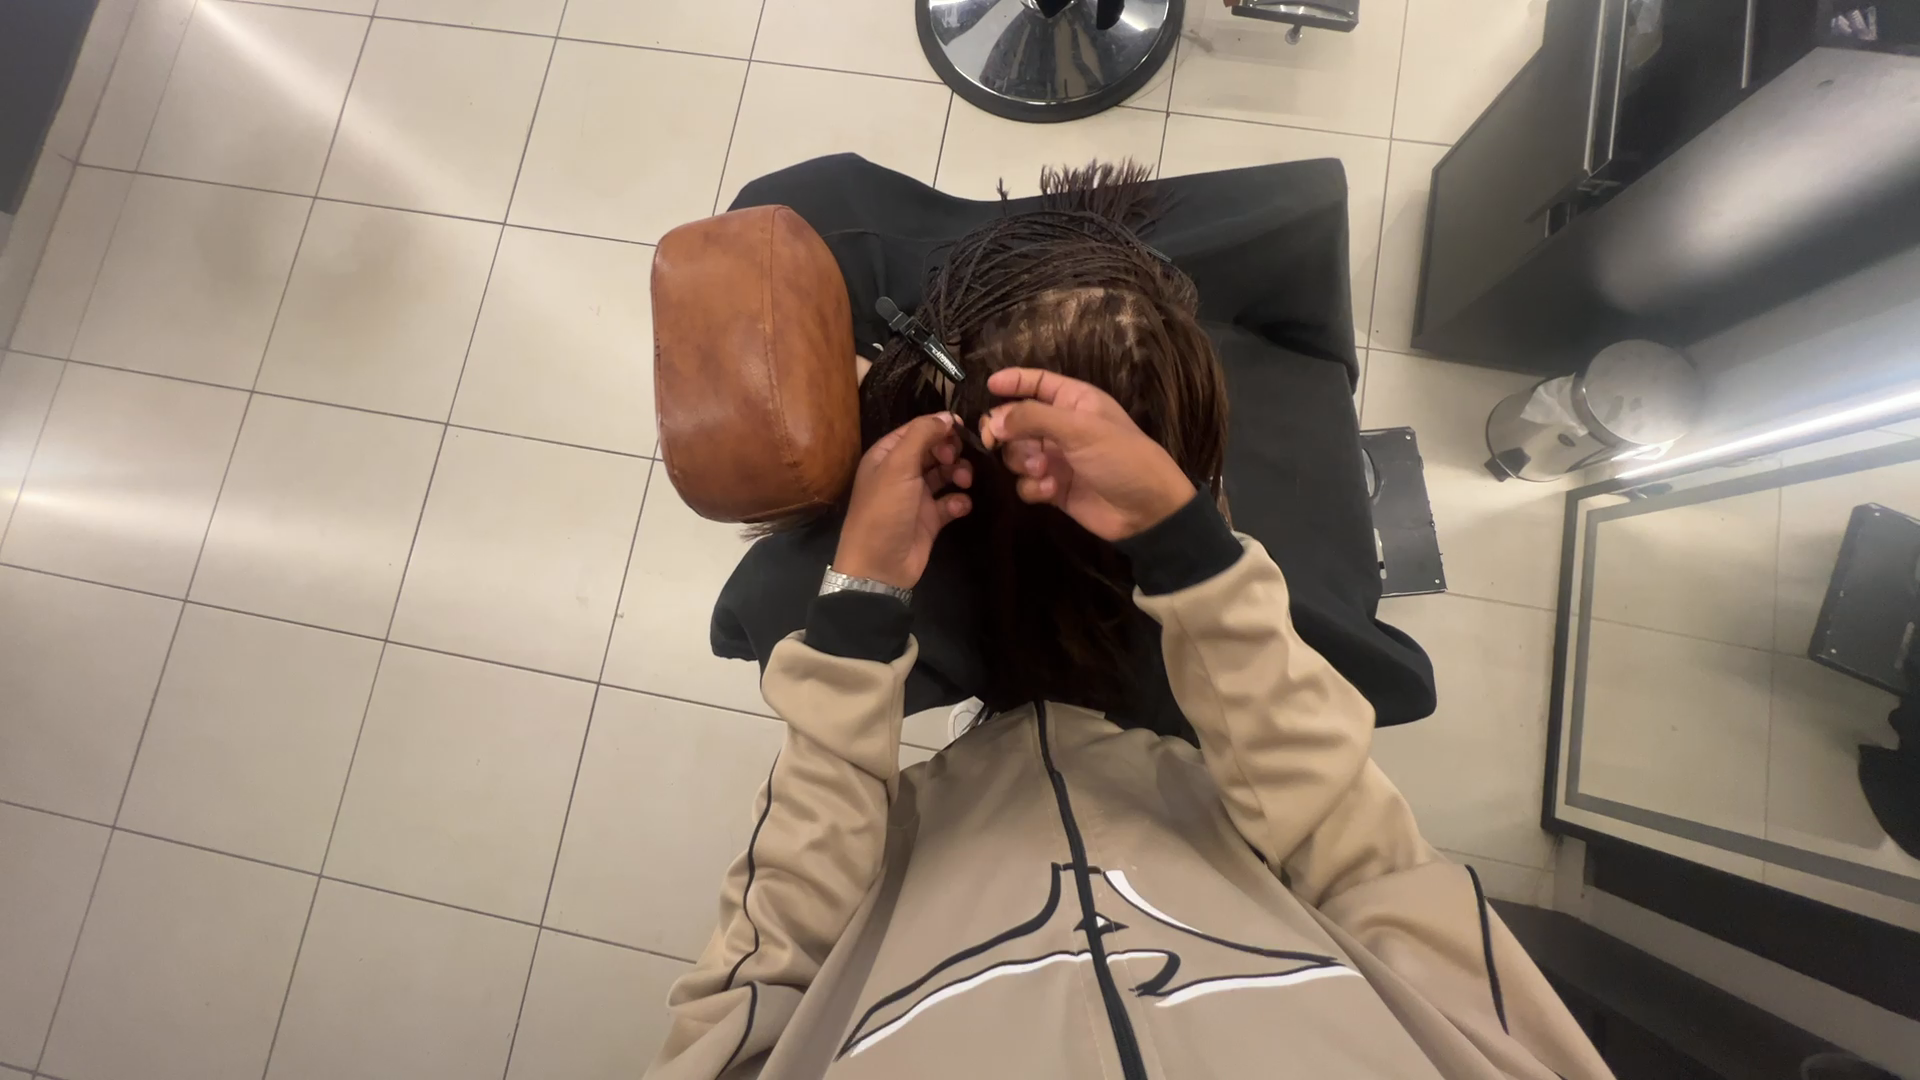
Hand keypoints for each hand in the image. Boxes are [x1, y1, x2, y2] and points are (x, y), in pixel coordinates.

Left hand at [834, 413, 974, 589]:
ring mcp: (916, 497)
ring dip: (959, 473)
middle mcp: (901, 473)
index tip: (960, 429)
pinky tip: (960, 505)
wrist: (880, 565)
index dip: (938, 427)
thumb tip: (946, 416)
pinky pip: (950, 502)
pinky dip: (959, 501)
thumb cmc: (884, 510)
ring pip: (945, 474)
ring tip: (965, 480)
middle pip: (933, 450)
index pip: (916, 430)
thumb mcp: (898, 466)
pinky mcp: (930, 519)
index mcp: (886, 456)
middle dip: (950, 451)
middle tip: (956, 460)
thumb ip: (922, 435)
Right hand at [980, 368, 1195, 540]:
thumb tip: (994, 420)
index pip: (1037, 383)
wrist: (1146, 511)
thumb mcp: (1080, 429)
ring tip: (1043, 470)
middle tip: (994, 441)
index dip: (1013, 381)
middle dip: (1006, 431)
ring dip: (1023, 462)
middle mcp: (1061, 427)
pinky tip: (1051, 491)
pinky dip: (1033, 487)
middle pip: (1016, 421)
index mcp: (1074, 402)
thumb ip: (1033, 418)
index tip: (989, 385)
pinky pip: (1025, 483)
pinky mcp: (1052, 489)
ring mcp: (1056, 459)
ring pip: (1016, 454)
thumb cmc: (1120, 458)